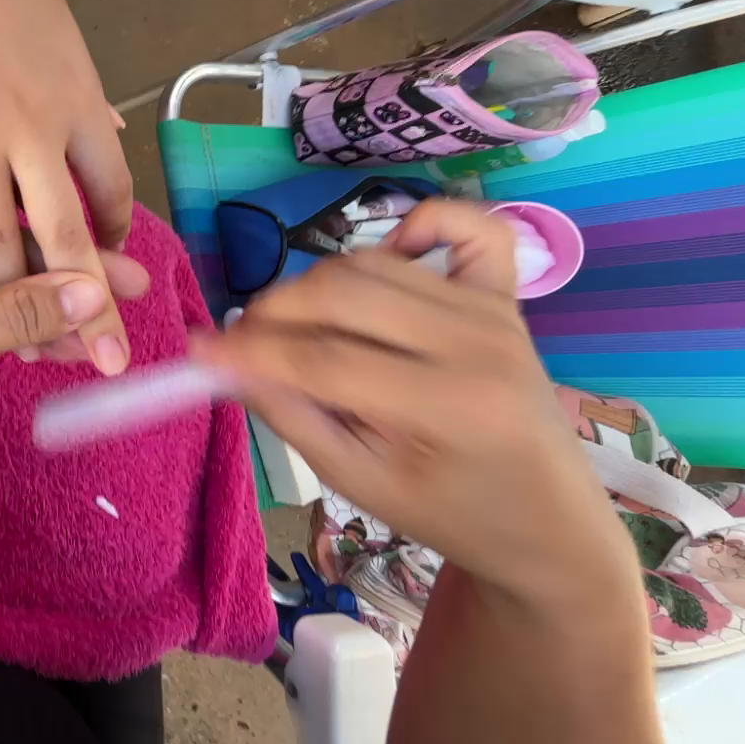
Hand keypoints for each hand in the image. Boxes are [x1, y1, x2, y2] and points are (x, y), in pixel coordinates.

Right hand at [0, 0, 136, 378]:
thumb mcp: (55, 27)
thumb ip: (74, 92)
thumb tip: (96, 127)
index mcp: (79, 98)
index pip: (107, 191)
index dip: (109, 238)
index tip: (106, 266)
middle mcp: (35, 128)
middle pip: (67, 235)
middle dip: (93, 309)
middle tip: (111, 362)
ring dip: (14, 297)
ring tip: (27, 347)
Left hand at [0, 189, 150, 467]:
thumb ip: (18, 314)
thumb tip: (94, 290)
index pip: (4, 212)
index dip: (63, 234)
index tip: (118, 256)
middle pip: (12, 251)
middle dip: (69, 278)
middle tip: (134, 291)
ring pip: (8, 289)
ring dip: (54, 312)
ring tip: (109, 334)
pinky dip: (27, 334)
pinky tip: (68, 350)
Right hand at [204, 200, 637, 611]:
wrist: (548, 522)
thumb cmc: (445, 511)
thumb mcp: (354, 481)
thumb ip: (286, 414)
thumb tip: (220, 360)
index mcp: (449, 406)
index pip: (323, 359)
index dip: (248, 351)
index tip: (196, 351)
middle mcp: (475, 343)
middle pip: (341, 295)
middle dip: (272, 312)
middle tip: (243, 342)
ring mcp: (493, 311)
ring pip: (369, 263)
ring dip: (313, 284)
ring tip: (296, 325)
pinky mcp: (504, 296)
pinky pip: (469, 228)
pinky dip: (424, 221)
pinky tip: (392, 250)